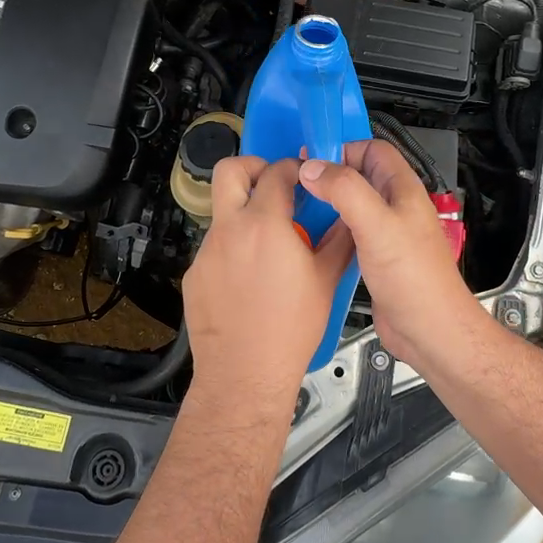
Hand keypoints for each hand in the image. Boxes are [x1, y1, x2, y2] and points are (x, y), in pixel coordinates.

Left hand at [185, 157, 353, 397]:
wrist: (245, 375)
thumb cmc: (289, 330)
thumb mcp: (326, 280)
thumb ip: (340, 240)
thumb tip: (348, 217)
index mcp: (265, 225)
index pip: (276, 172)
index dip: (293, 168)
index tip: (304, 177)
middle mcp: (230, 230)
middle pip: (230, 171)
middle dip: (252, 167)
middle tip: (272, 184)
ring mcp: (207, 252)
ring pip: (222, 212)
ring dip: (244, 213)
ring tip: (268, 243)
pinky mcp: (194, 274)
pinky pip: (215, 247)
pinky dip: (233, 248)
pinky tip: (251, 278)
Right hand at [299, 141, 481, 367]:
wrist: (430, 331)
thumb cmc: (413, 278)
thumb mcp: (376, 225)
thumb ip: (345, 191)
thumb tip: (311, 167)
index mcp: (403, 189)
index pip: (373, 149)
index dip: (343, 148)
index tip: (311, 158)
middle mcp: (397, 207)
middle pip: (361, 175)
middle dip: (331, 173)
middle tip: (300, 181)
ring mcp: (388, 233)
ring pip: (355, 204)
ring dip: (330, 201)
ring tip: (301, 204)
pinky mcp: (378, 258)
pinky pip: (352, 231)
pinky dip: (333, 228)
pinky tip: (315, 236)